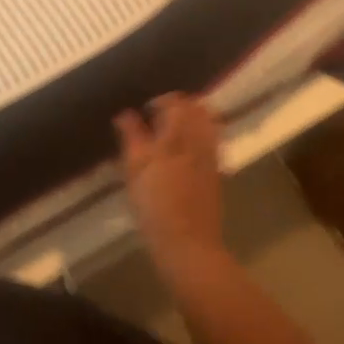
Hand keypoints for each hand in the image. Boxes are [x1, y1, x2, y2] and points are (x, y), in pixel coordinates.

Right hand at [114, 94, 226, 273]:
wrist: (188, 244)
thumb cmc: (154, 206)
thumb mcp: (134, 170)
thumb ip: (131, 137)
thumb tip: (125, 113)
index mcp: (175, 138)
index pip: (176, 104)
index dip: (162, 99)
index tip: (146, 106)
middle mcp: (198, 143)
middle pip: (198, 110)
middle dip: (182, 104)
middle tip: (160, 112)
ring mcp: (211, 158)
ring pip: (210, 124)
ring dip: (195, 117)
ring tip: (175, 125)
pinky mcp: (217, 173)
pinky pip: (214, 141)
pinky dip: (204, 133)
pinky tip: (188, 145)